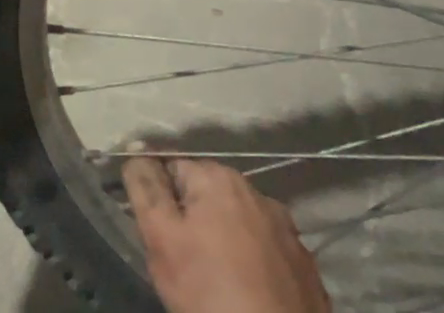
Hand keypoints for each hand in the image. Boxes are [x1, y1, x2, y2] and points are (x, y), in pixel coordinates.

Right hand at [124, 158, 331, 312]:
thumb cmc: (209, 289)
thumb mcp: (159, 235)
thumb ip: (145, 186)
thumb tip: (138, 153)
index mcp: (220, 179)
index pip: (170, 167)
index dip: (158, 197)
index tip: (156, 230)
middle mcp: (259, 194)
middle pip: (206, 193)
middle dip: (190, 216)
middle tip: (180, 254)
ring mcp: (289, 231)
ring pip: (236, 221)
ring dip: (221, 236)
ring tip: (212, 275)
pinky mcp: (305, 266)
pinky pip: (264, 249)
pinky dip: (250, 260)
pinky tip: (244, 287)